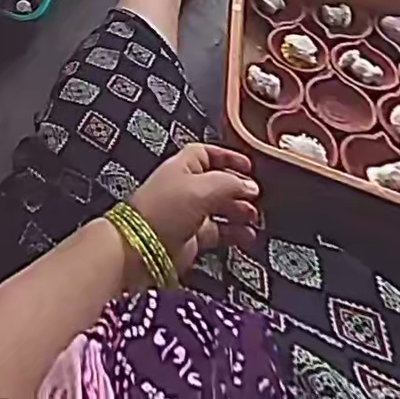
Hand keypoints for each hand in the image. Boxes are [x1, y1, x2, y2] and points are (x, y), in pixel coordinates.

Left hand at [126, 143, 260, 279]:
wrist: (143, 246)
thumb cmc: (165, 209)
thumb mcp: (200, 188)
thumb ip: (228, 183)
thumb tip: (250, 185)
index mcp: (182, 166)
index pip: (207, 153)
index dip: (228, 157)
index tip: (249, 166)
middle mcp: (185, 186)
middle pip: (216, 181)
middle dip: (237, 187)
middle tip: (256, 196)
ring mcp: (188, 212)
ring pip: (219, 206)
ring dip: (238, 210)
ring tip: (254, 216)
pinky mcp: (192, 236)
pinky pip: (218, 230)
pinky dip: (234, 232)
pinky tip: (247, 236)